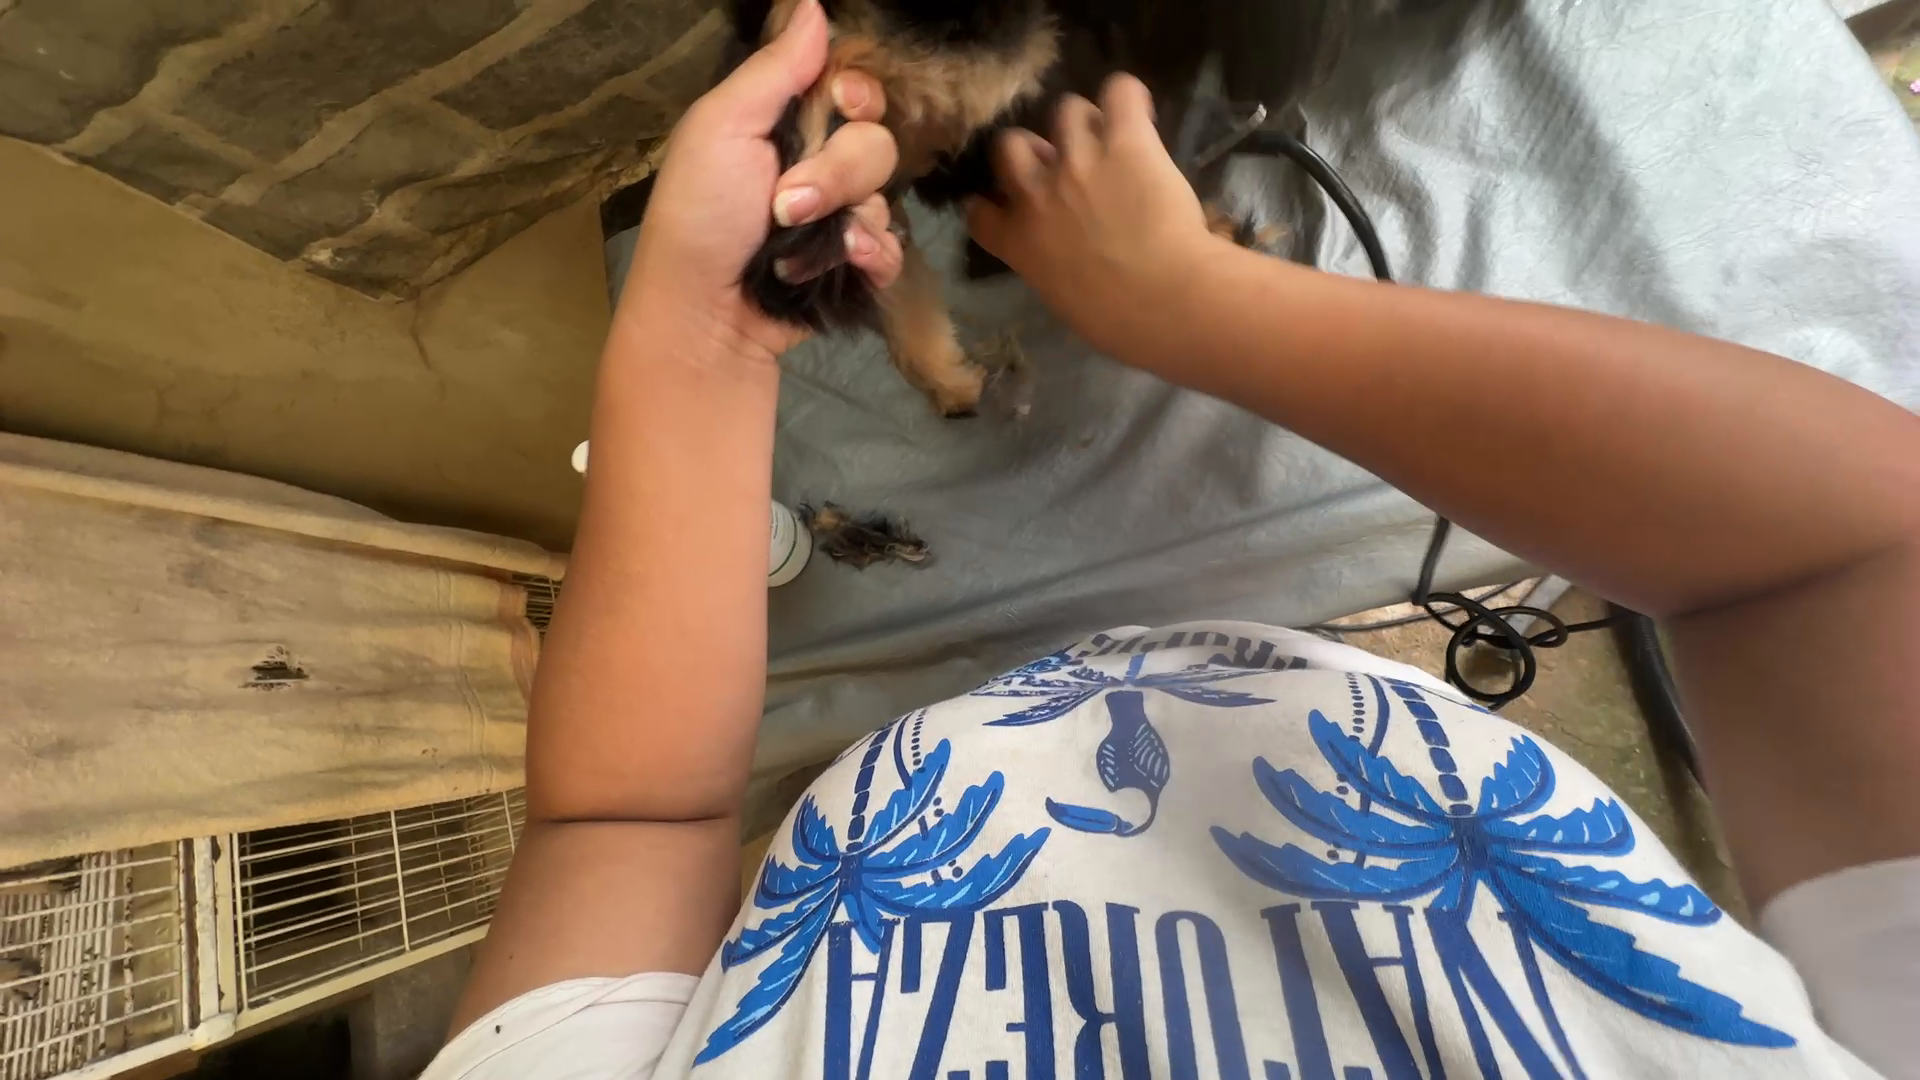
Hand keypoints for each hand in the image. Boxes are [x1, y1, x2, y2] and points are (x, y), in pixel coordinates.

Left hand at [619, 0, 903, 365]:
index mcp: (789, 125)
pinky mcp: (853, 268)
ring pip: (886, 200)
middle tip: (788, 203)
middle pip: (877, 144)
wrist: (708, 310)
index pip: (854, 94)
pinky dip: (873, 258)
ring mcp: (839, 222)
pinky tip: (847, 265)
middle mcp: (821, 168)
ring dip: (849, 221)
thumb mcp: (723, 127)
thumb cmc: (702, 214)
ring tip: (803, 246)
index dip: (858, 96)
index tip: (840, 104)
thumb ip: (773, 71)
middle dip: (839, 173)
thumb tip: (813, 6)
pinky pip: (892, 250)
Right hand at [968, 75, 1219, 357]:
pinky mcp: (1124, 140)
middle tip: (1063, 162)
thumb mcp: (1060, 295)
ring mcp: (1077, 161)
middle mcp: (1037, 194)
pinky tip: (1139, 115)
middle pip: (1011, 145)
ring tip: (1110, 138)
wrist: (1160, 301)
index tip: (1009, 201)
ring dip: (1084, 122)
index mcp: (1017, 243)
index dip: (993, 199)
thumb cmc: (1112, 320)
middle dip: (1033, 149)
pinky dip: (1127, 99)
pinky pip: (1119, 91)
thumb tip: (1059, 247)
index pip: (980, 211)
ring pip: (1066, 110)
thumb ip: (1047, 262)